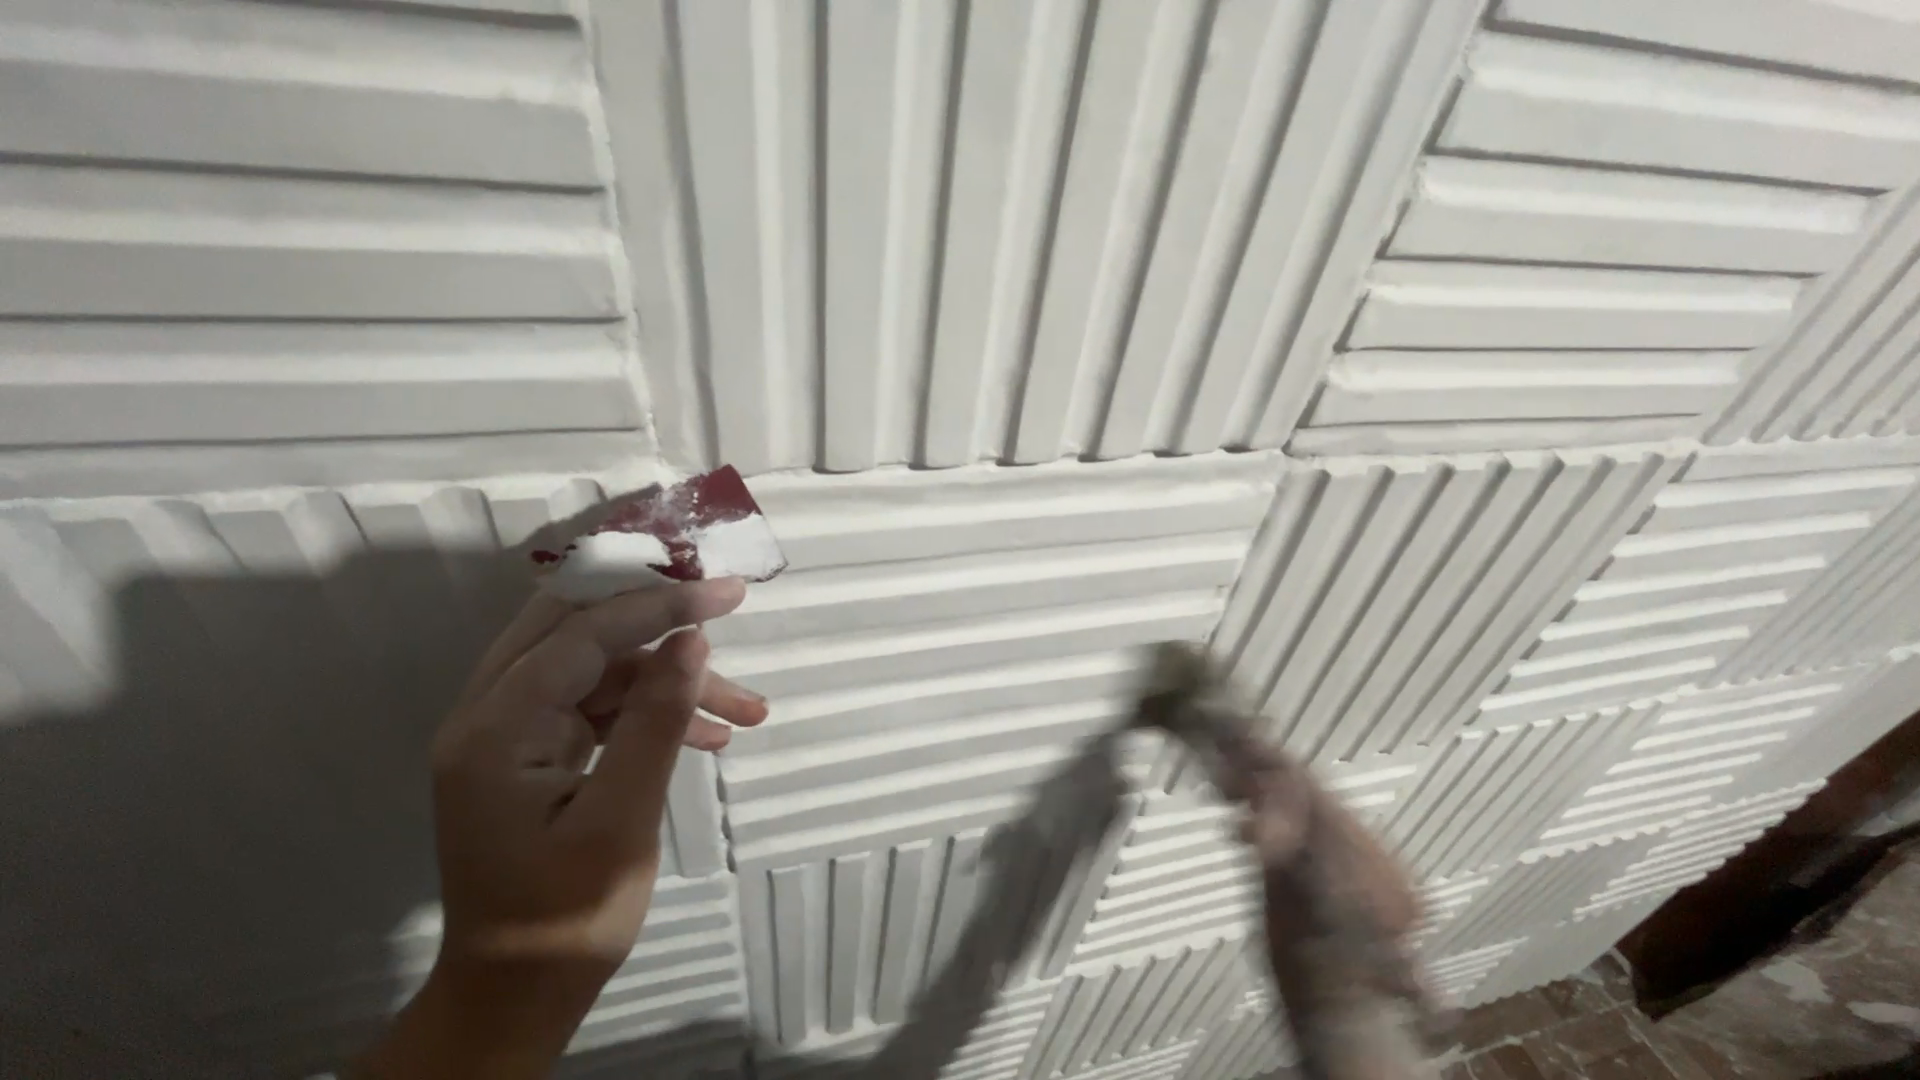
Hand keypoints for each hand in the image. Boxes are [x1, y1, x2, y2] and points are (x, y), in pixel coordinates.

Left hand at [356, 580, 756, 1079]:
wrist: (518, 993)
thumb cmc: (569, 915)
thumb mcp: (623, 818)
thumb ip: (656, 719)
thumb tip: (694, 638)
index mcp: (495, 729)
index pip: (583, 634)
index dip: (660, 607)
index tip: (730, 593)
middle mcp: (488, 715)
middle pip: (573, 628)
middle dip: (654, 617)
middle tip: (722, 608)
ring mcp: (507, 733)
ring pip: (596, 669)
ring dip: (668, 679)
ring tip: (745, 711)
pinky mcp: (531, 753)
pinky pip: (596, 705)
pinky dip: (651, 711)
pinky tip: (709, 736)